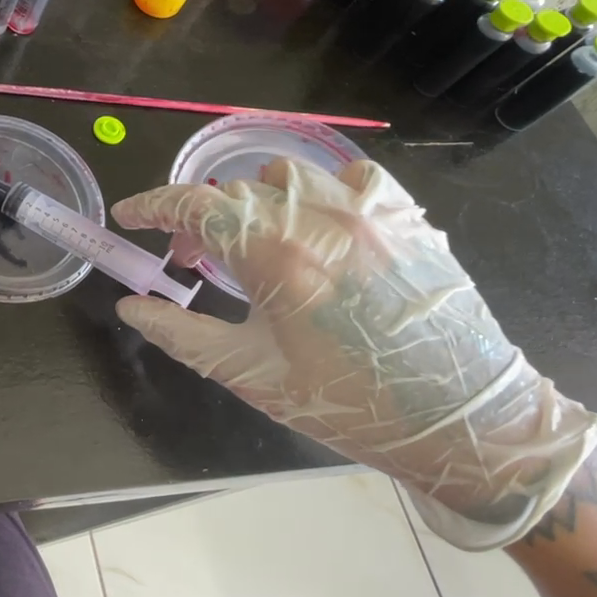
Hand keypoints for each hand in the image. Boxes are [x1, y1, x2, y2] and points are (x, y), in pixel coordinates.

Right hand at [112, 158, 596, 549]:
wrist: (467, 423)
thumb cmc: (348, 403)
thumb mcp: (250, 375)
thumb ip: (181, 334)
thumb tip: (131, 308)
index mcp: (277, 256)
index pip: (196, 206)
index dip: (152, 206)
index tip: (129, 217)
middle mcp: (321, 218)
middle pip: (235, 192)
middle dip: (199, 219)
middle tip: (191, 260)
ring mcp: (370, 212)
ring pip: (288, 173)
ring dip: (253, 198)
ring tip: (253, 239)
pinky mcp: (408, 218)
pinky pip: (351, 175)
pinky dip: (319, 188)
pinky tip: (317, 225)